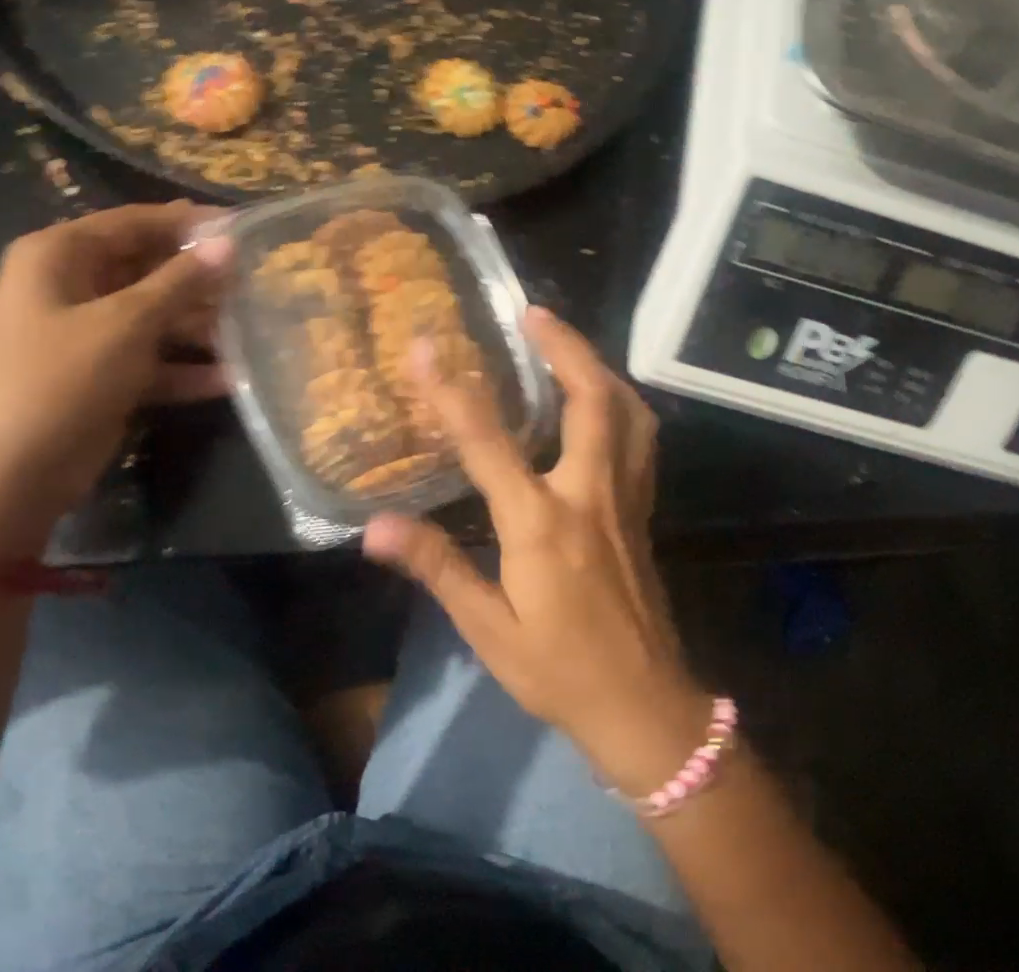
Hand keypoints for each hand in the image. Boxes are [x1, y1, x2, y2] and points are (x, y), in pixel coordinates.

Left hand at [0, 203, 231, 554]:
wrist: (6, 475)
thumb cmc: (59, 381)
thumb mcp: (124, 324)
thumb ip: (179, 283)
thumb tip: (227, 243)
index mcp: (59, 256)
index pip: (133, 223)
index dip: (188, 224)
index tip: (244, 229)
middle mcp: (69, 288)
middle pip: (145, 270)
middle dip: (198, 278)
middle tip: (256, 283)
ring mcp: (84, 338)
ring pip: (152, 319)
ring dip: (198, 326)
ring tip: (253, 330)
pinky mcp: (100, 381)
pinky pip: (150, 364)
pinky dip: (185, 371)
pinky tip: (232, 379)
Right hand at [363, 308, 711, 794]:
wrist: (643, 706)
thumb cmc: (558, 671)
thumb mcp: (487, 627)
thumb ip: (437, 567)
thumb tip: (375, 526)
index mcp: (541, 524)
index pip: (491, 443)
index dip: (454, 391)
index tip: (428, 345)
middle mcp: (589, 498)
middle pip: (591, 401)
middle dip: (564, 348)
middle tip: (533, 313)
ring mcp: (626, 503)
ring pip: (628, 414)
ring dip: (599, 369)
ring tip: (569, 346)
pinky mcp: (643, 515)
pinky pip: (640, 442)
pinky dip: (622, 407)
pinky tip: (604, 405)